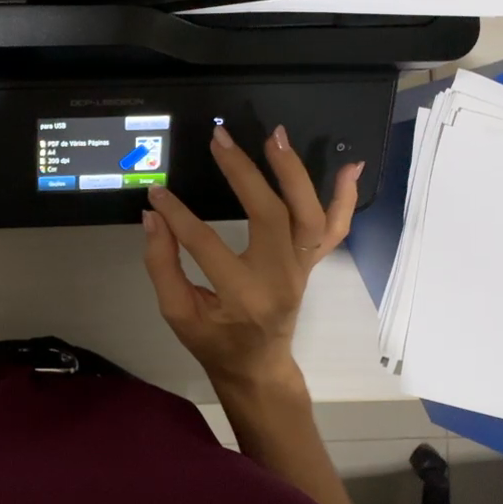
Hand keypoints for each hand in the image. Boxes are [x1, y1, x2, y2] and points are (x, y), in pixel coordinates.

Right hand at [141, 124, 362, 396]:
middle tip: (220, 139)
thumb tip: (152, 217)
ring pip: (308, 214)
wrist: (257, 366)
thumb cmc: (214, 342)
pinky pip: (335, 229)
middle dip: (242, 172)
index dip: (177, 215)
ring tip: (274, 136)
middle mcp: (280, 278)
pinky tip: (350, 167)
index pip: (205, 243)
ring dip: (293, 172)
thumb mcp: (177, 312)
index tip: (156, 193)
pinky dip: (345, 198)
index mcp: (243, 295)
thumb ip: (162, 265)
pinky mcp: (310, 262)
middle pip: (268, 214)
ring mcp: (302, 268)